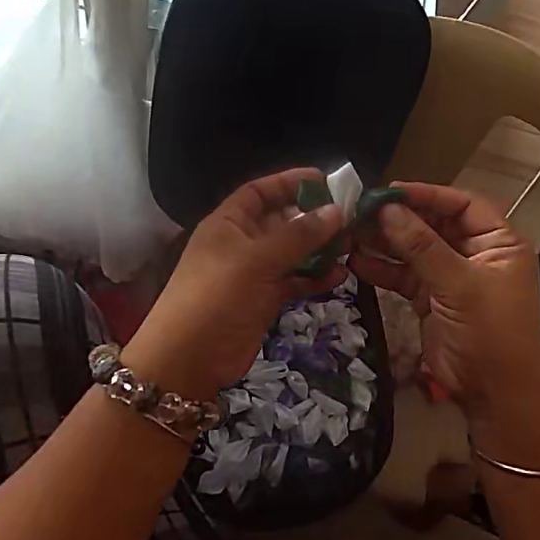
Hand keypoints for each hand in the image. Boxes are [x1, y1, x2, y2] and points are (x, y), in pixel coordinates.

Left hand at [125, 168, 345, 400]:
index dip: (289, 183)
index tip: (325, 180)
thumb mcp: (258, 259)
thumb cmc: (217, 295)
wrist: (189, 358)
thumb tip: (337, 210)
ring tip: (350, 246)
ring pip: (291, 252)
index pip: (260, 192)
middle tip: (349, 217)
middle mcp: (241, 243)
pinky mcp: (263, 300)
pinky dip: (314, 277)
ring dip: (318, 249)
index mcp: (228, 223)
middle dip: (312, 217)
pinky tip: (339, 276)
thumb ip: (299, 235)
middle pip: (280, 221)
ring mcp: (253, 273)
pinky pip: (294, 281)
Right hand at [348, 183, 539, 412]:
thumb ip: (422, 245)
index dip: (427, 194)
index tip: (389, 191)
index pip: (461, 204)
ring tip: (350, 233)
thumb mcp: (460, 284)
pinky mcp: (429, 298)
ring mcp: (449, 276)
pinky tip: (355, 261)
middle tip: (360, 211)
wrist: (495, 395)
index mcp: (496, 242)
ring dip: (383, 242)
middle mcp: (473, 253)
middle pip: (431, 224)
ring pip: (412, 249)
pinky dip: (380, 269)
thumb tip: (387, 209)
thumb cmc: (491, 332)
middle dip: (398, 218)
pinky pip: (402, 275)